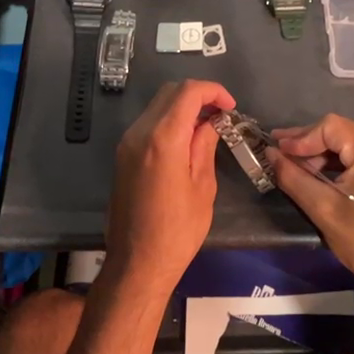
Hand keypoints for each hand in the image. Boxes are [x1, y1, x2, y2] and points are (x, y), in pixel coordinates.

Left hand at [106, 79, 235, 289]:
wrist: (137, 262)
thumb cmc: (178, 230)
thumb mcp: (202, 186)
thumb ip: (204, 146)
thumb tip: (211, 124)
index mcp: (162, 138)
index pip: (187, 92)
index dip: (213, 91)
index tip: (231, 107)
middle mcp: (139, 133)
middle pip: (169, 93)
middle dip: (198, 96)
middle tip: (222, 116)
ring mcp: (127, 144)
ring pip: (157, 107)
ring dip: (183, 108)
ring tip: (207, 129)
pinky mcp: (123, 156)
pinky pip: (147, 125)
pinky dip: (169, 122)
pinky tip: (186, 142)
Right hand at [269, 114, 353, 305]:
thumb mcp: (323, 209)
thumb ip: (293, 176)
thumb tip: (271, 154)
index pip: (330, 128)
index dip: (301, 137)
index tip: (277, 148)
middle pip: (344, 132)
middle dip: (312, 144)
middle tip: (282, 153)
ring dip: (328, 153)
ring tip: (300, 165)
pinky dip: (347, 160)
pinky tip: (326, 172)